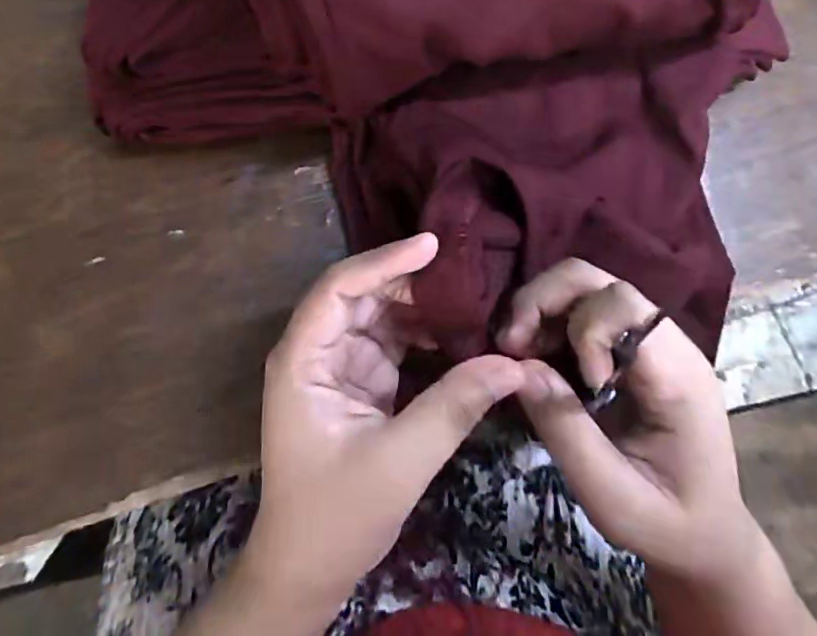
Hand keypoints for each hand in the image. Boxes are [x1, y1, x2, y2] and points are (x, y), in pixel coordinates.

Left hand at [224, 233, 527, 628]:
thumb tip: (513, 364)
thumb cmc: (336, 516)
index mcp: (303, 359)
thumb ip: (453, 406)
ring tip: (473, 300)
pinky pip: (395, 341)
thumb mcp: (399, 461)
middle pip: (363, 295)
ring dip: (423, 306)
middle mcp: (316, 350)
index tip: (432, 246)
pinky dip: (426, 334)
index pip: (339, 289)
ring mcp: (339, 364)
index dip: (383, 262)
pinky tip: (461, 333)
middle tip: (467, 276)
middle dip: (412, 282)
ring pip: (381, 314)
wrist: (307, 570)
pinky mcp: (361, 380)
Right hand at [499, 259, 752, 581]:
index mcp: (677, 374)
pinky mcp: (629, 344)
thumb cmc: (669, 524)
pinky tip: (534, 357)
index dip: (583, 331)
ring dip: (540, 309)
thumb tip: (519, 369)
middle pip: (594, 280)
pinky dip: (547, 321)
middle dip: (542, 301)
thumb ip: (567, 433)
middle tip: (511, 346)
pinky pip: (581, 308)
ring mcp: (647, 338)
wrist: (708, 536)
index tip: (574, 385)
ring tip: (517, 352)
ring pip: (583, 285)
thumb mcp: (614, 499)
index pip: (623, 305)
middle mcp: (666, 340)